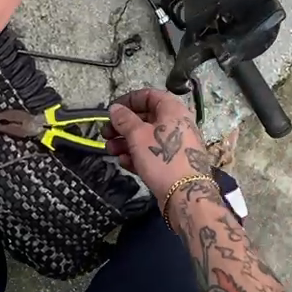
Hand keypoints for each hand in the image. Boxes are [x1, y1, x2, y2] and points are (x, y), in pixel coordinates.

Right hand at [107, 88, 212, 204]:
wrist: (186, 196)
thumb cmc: (162, 158)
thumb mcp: (138, 135)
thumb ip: (124, 119)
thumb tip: (115, 108)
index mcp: (173, 110)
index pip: (149, 95)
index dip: (128, 100)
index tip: (112, 110)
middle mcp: (177, 124)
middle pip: (145, 118)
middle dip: (123, 126)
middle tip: (106, 134)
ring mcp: (177, 145)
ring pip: (147, 137)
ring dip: (126, 142)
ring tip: (110, 150)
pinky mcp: (174, 164)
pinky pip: (153, 154)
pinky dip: (138, 156)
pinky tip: (125, 163)